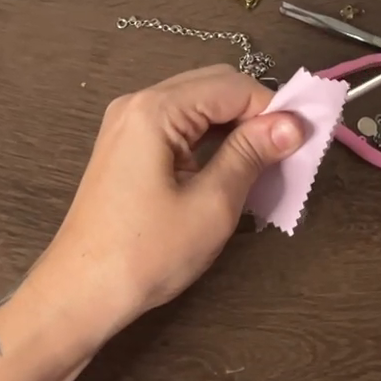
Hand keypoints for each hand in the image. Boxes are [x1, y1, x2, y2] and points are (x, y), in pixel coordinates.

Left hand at [22, 65, 305, 344]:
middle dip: (254, 111)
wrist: (78, 295)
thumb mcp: (212, 204)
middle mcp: (138, 102)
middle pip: (213, 85)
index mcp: (156, 109)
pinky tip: (228, 165)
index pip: (232, 86)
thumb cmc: (145, 254)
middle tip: (285, 151)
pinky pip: (178, 122)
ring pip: (197, 102)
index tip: (302, 140)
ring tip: (263, 161)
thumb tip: (293, 123)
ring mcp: (127, 121)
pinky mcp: (125, 143)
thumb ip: (252, 154)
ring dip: (233, 124)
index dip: (272, 108)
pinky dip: (208, 136)